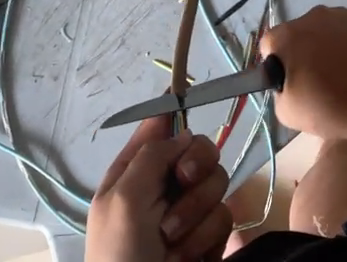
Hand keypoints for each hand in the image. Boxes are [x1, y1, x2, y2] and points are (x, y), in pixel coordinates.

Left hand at [85, 116, 231, 261]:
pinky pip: (224, 218)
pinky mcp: (208, 240)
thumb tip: (182, 132)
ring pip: (216, 184)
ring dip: (196, 213)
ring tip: (173, 243)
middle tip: (184, 181)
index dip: (176, 113)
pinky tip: (188, 258)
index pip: (159, 127)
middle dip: (196, 167)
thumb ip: (151, 156)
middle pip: (199, 150)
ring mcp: (187, 214)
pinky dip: (207, 239)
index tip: (192, 100)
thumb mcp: (123, 200)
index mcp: (132, 172)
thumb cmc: (121, 257)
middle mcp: (161, 187)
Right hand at [260, 6, 346, 142]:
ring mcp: (339, 14)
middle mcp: (310, 16)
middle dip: (300, 52)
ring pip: (321, 29)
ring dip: (323, 45)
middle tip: (315, 81)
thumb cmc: (330, 109)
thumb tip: (288, 81)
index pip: (270, 45)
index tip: (291, 83)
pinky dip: (344, 42)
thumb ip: (277, 90)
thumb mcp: (286, 112)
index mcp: (287, 35)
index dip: (277, 64)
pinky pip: (343, 30)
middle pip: (296, 34)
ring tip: (338, 73)